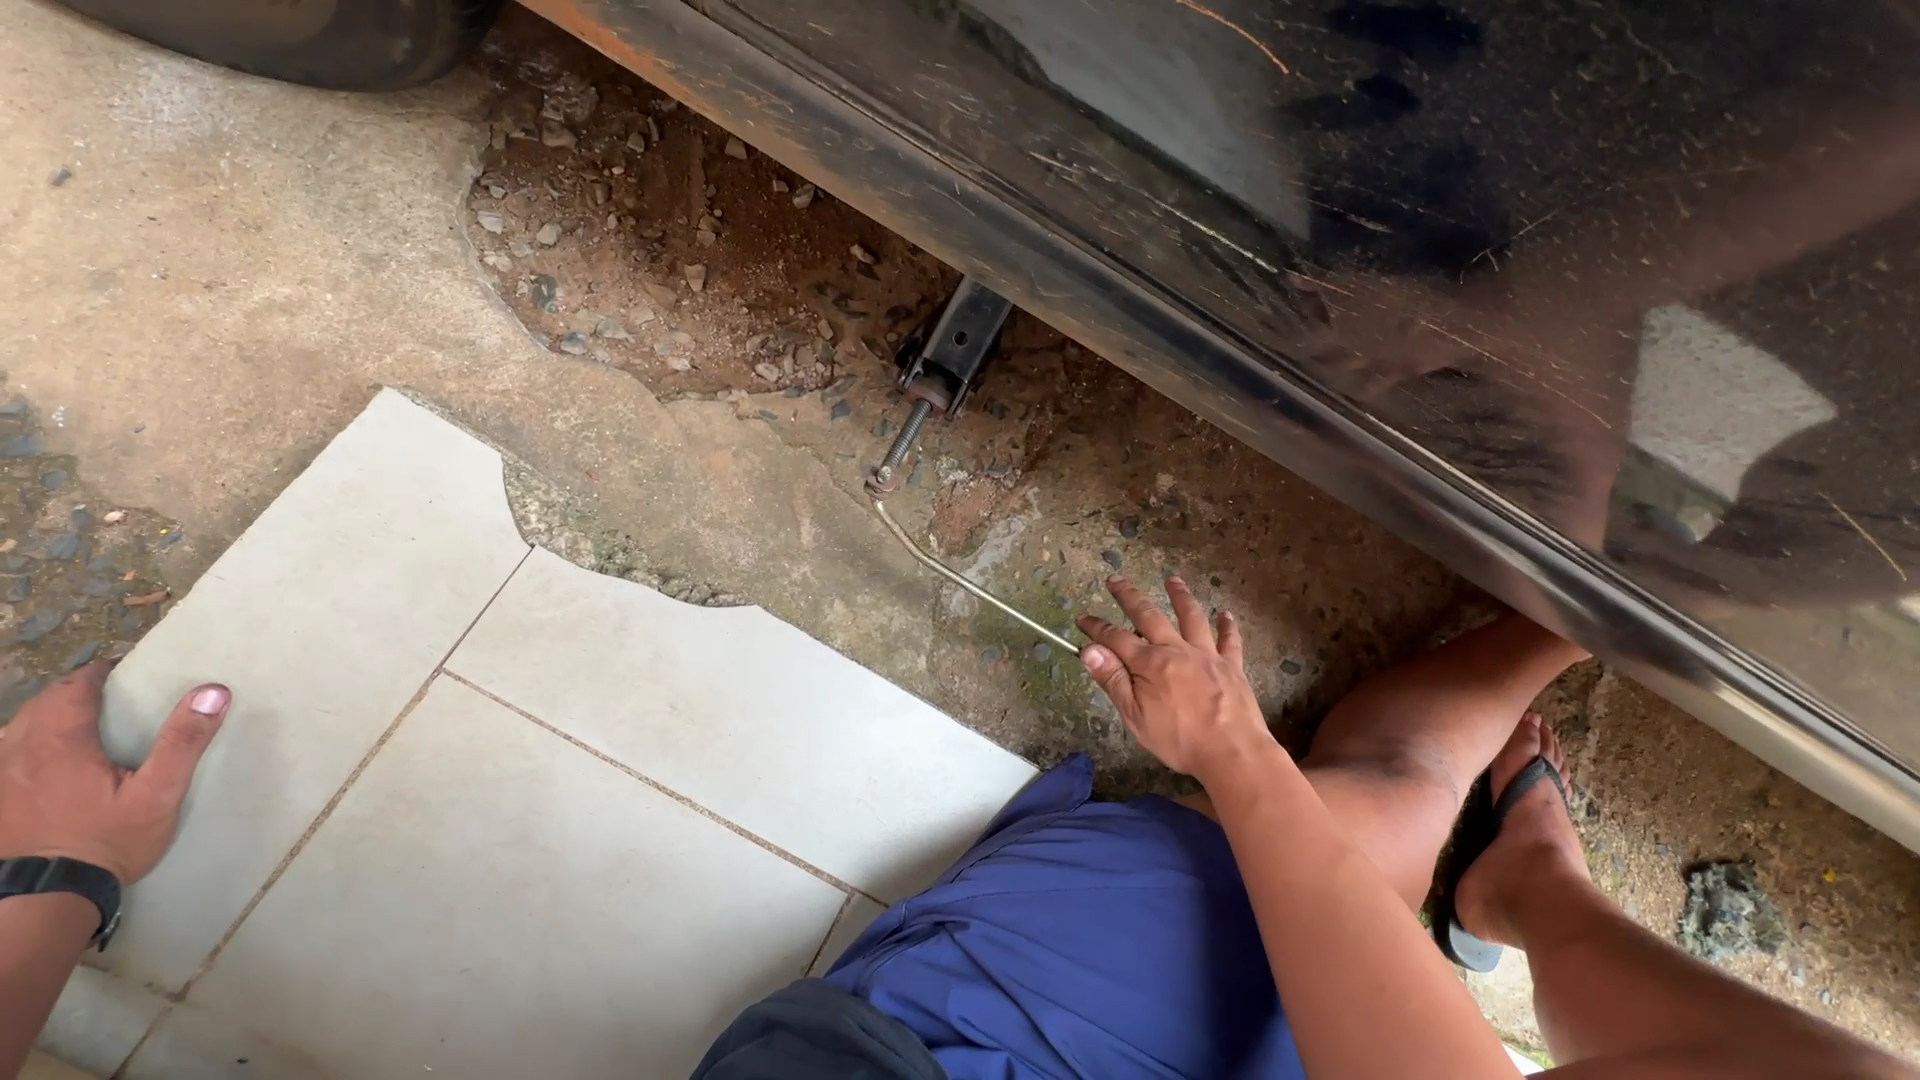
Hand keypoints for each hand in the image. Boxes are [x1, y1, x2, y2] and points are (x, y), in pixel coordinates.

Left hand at [0, 661, 229, 883]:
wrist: (43, 899)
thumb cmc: (107, 841)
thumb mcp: (159, 793)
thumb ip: (183, 741)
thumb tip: (212, 690)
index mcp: (60, 745)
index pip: (71, 691)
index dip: (96, 674)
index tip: (123, 668)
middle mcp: (18, 755)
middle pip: (38, 707)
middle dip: (71, 693)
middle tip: (107, 693)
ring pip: (14, 732)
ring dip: (44, 719)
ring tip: (77, 724)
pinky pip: (4, 759)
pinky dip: (24, 747)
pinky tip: (42, 762)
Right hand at [1076, 576, 1276, 784]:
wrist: (1232, 752)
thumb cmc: (1179, 740)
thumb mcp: (1135, 716)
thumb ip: (1114, 680)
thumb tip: (1089, 650)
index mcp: (1150, 664)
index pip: (1116, 639)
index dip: (1096, 628)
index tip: (1082, 618)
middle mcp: (1177, 650)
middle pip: (1149, 616)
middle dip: (1129, 597)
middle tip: (1116, 579)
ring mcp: (1207, 655)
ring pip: (1192, 617)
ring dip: (1180, 596)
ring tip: (1173, 579)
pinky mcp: (1232, 667)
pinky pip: (1229, 640)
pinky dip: (1227, 626)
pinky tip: (1226, 615)